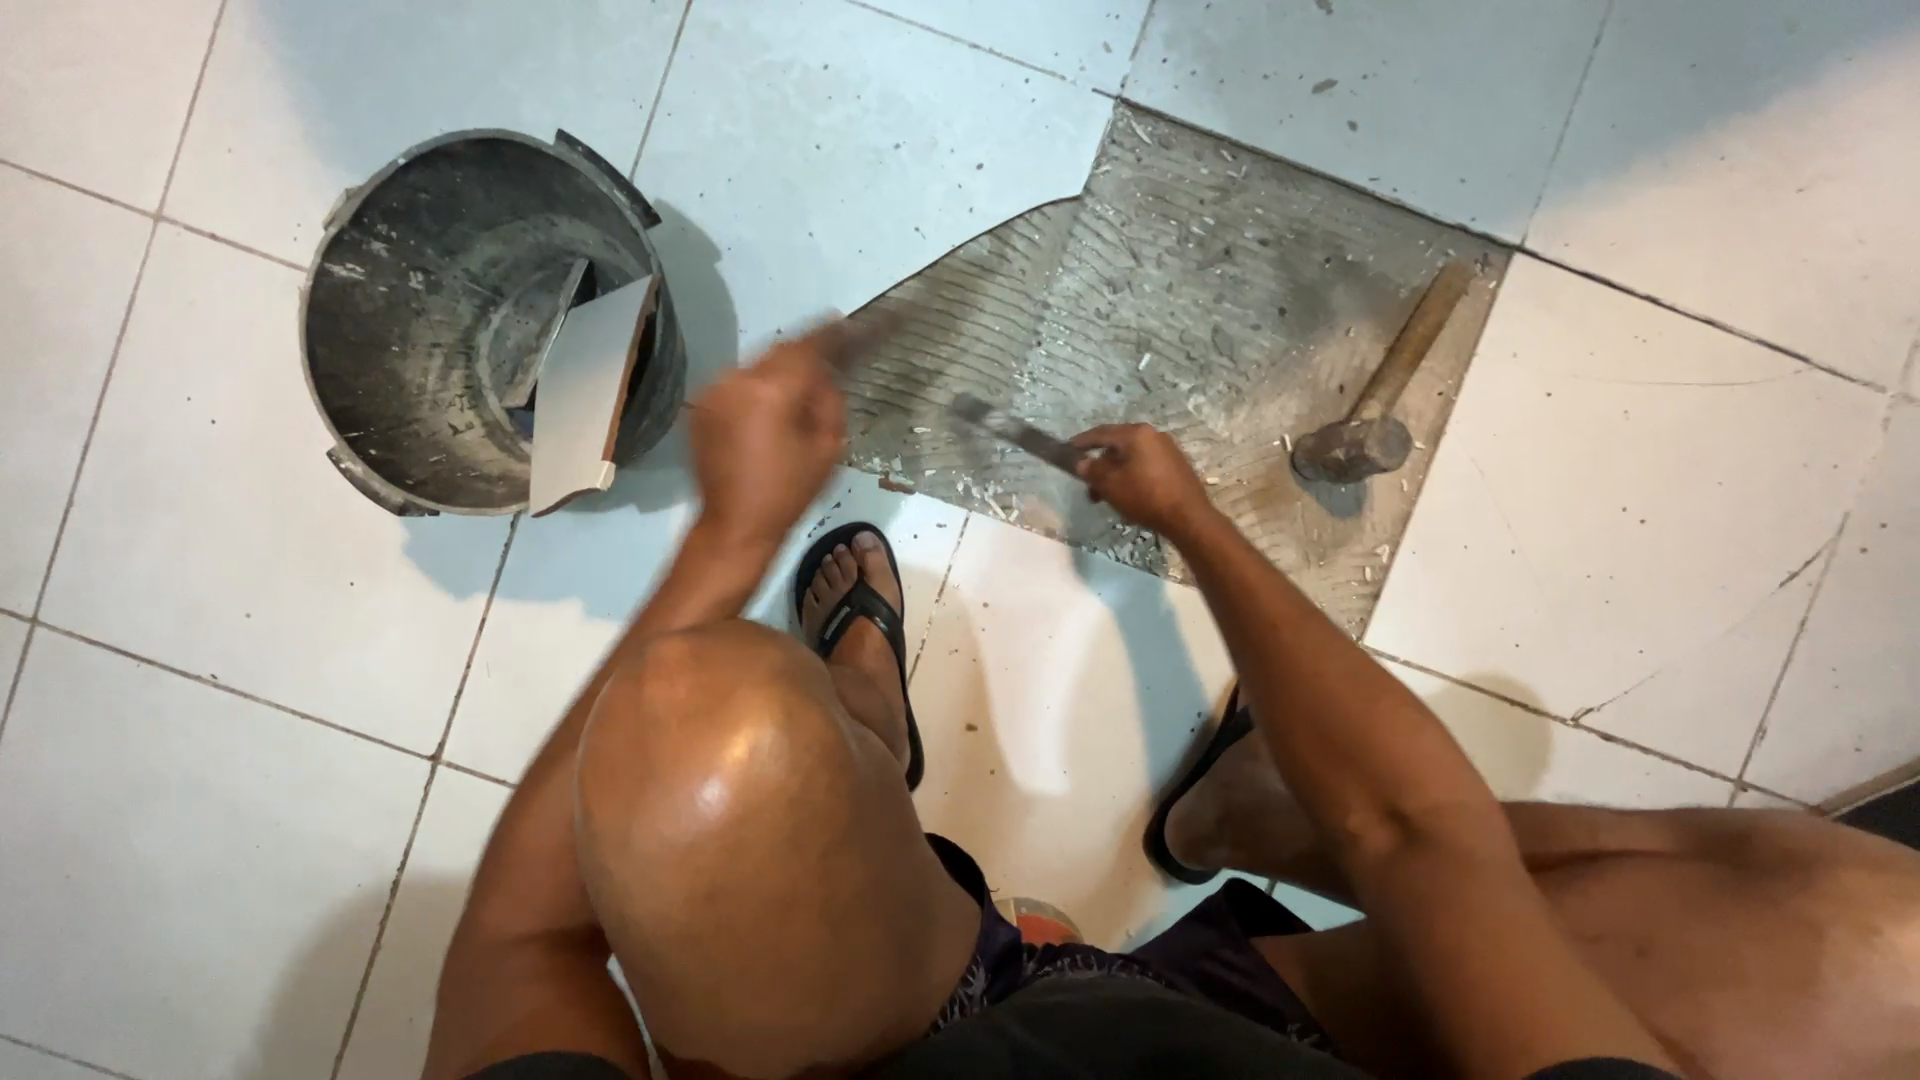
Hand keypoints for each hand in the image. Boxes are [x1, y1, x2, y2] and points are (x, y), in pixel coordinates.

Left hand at [689, 323, 847, 550]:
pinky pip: (738, 385)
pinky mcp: (702, 406)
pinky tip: (768, 414)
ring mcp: (714, 392)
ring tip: (795, 398)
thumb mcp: (828, 446)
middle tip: (825, 368)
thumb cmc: (789, 491)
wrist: (736, 524)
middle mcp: (738, 381)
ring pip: (757, 367)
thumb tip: (822, 374)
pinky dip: (756, 390)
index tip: (846, 324)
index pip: (807, 346)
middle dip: (803, 357)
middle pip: (779, 353)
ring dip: (778, 374)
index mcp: (772, 391)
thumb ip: (829, 399)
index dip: (829, 333)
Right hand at [1071, 423, 1214, 536]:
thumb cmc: (1145, 496)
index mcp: (1136, 434)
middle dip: (1100, 466)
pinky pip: (1145, 465)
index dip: (1082, 442)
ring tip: (1107, 497)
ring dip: (1115, 474)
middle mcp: (1153, 435)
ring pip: (1131, 458)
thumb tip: (1081, 462)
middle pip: (1117, 446)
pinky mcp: (1176, 465)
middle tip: (1090, 486)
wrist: (1188, 517)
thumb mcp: (1111, 484)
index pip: (1102, 432)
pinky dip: (1131, 476)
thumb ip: (1092, 470)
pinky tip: (1128, 496)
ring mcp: (1168, 449)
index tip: (1068, 449)